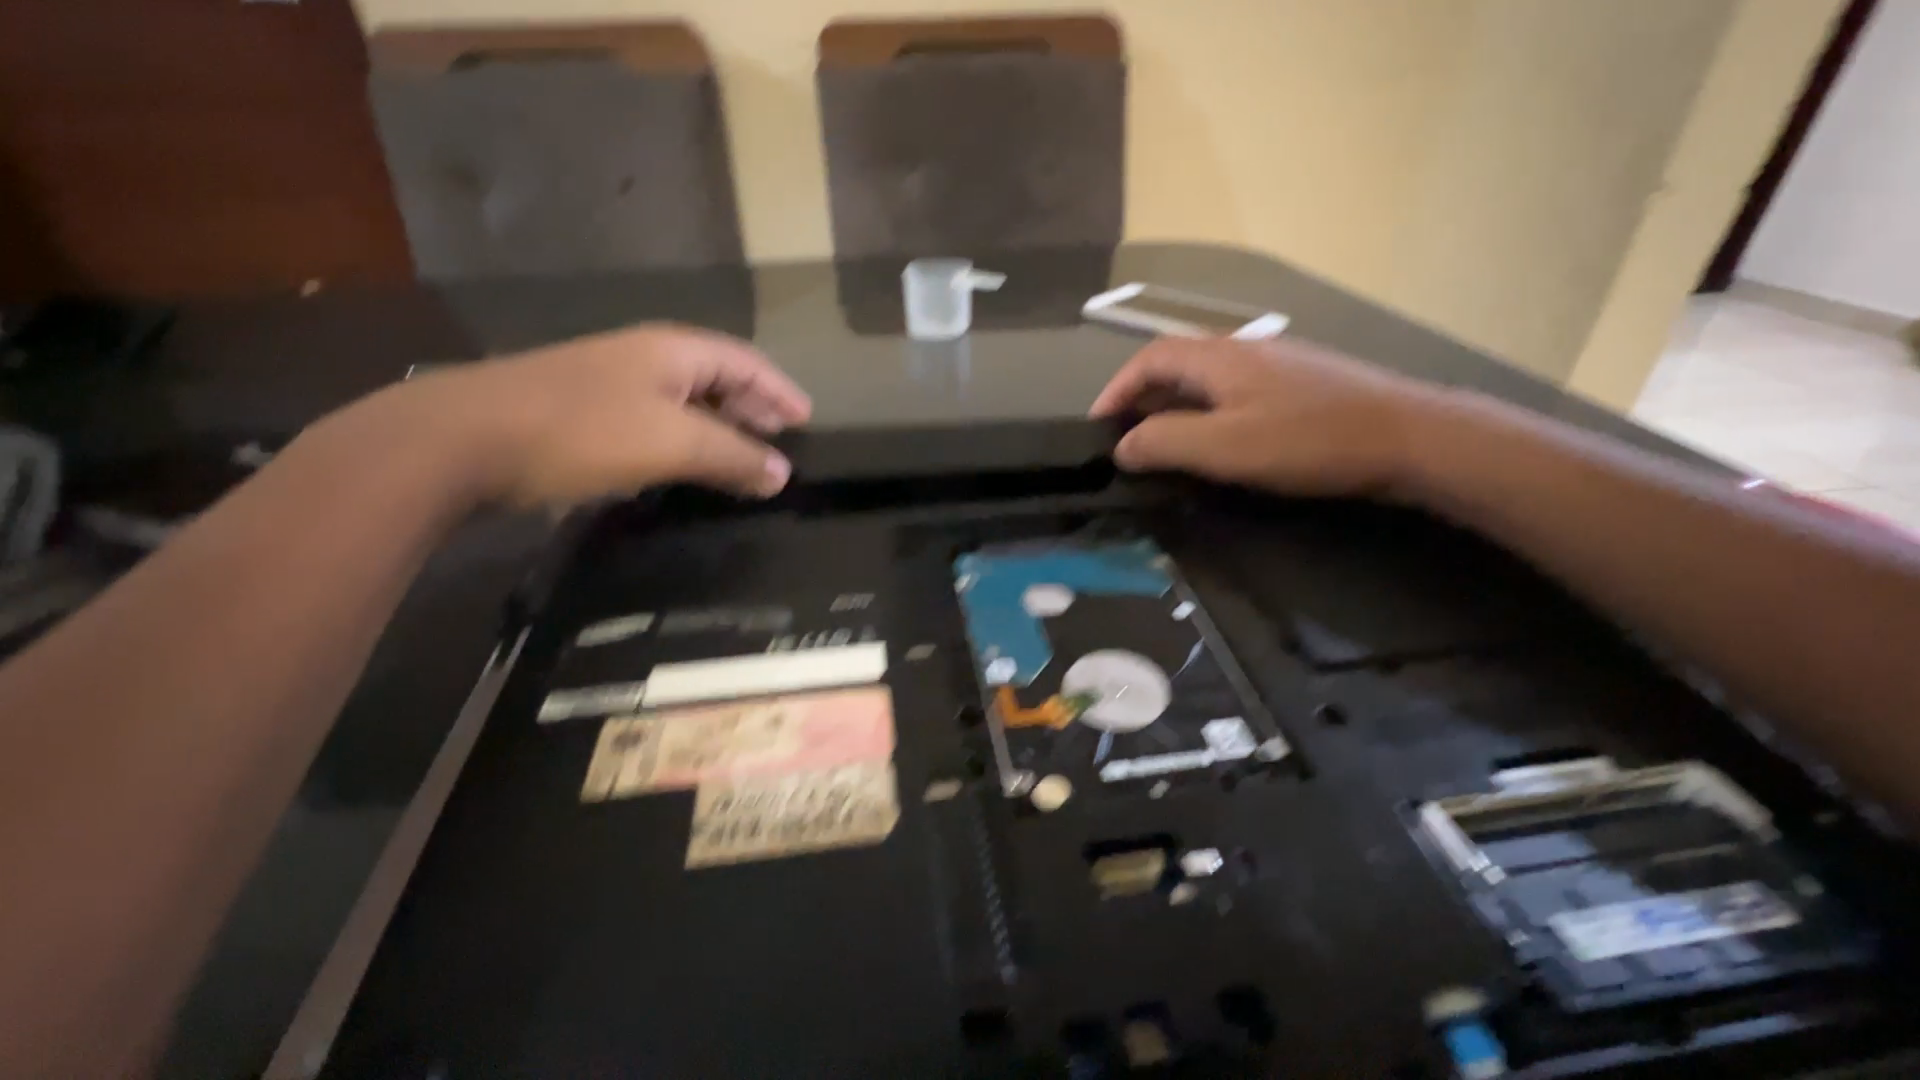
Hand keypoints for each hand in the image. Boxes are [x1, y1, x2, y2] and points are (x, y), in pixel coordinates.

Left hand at [362, 323, 811, 507]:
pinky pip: (650, 423)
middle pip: (713, 376)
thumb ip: (731, 456)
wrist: (461, 440)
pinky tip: (679, 467)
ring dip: (716, 428)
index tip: (807, 419)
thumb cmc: (580, 431)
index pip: (744, 360)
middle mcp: (642, 358)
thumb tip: (782, 473)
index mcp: (671, 351)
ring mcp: (606, 384)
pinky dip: (679, 443)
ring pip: (680, 401)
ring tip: (740, 459)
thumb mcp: (670, 442)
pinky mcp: (578, 416)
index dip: (779, 388)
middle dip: (751, 407)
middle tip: (779, 440)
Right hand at [1089, 336, 1436, 496]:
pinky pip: (1237, 390)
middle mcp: (1244, 349)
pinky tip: (1223, 440)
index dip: (1116, 389)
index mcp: (1218, 357)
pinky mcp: (1304, 383)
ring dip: (1176, 406)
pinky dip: (1210, 411)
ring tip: (1165, 443)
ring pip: (1209, 378)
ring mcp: (1278, 363)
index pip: (1149, 359)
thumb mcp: (1224, 448)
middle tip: (1126, 438)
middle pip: (1177, 363)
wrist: (1407, 436)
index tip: (1097, 425)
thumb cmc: (1307, 441)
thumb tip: (1122, 446)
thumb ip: (1164, 443)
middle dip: (1143, 397)